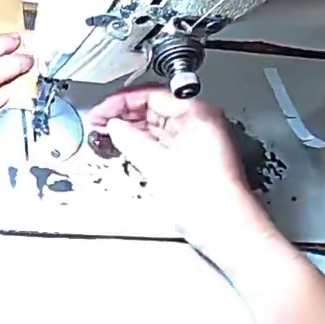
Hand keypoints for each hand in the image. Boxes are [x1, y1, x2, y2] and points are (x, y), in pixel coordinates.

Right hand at [84, 87, 283, 262]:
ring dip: (129, 128)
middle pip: (153, 106)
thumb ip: (130, 139)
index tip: (101, 111)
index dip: (121, 101)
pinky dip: (140, 141)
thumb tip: (113, 126)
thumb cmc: (209, 199)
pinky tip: (124, 146)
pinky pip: (160, 140)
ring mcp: (196, 140)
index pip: (151, 94)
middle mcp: (200, 122)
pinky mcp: (191, 157)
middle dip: (122, 114)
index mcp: (197, 114)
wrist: (226, 228)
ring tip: (105, 133)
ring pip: (155, 124)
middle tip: (98, 121)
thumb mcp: (157, 164)